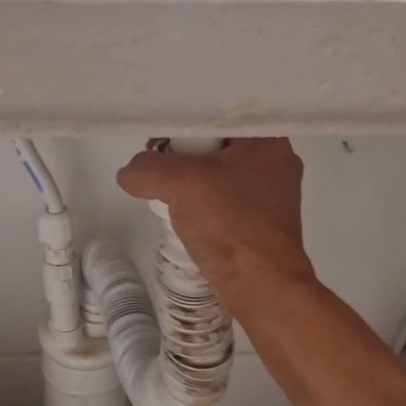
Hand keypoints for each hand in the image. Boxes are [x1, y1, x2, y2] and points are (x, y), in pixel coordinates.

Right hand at [116, 138, 314, 302]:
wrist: (263, 289)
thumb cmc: (230, 224)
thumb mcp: (180, 184)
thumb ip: (147, 168)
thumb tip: (128, 174)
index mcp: (269, 139)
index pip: (218, 116)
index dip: (184, 125)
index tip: (160, 140)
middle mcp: (276, 160)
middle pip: (217, 143)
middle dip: (184, 154)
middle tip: (159, 164)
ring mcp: (272, 194)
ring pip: (219, 171)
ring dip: (192, 180)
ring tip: (167, 191)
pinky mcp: (263, 221)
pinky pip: (225, 198)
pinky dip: (203, 202)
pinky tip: (185, 212)